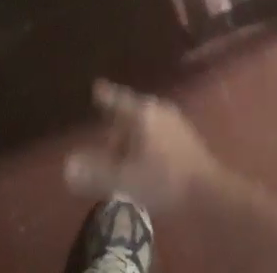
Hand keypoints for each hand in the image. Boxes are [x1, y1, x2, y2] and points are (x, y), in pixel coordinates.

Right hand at [64, 79, 219, 211]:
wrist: (208, 190)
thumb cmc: (163, 180)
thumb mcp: (124, 179)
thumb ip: (94, 173)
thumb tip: (68, 166)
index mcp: (143, 113)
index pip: (118, 100)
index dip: (106, 95)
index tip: (96, 87)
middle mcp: (159, 110)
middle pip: (131, 114)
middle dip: (117, 129)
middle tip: (105, 147)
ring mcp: (175, 123)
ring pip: (146, 126)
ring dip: (132, 140)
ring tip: (122, 160)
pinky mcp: (186, 138)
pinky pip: (158, 135)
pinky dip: (146, 145)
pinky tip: (144, 165)